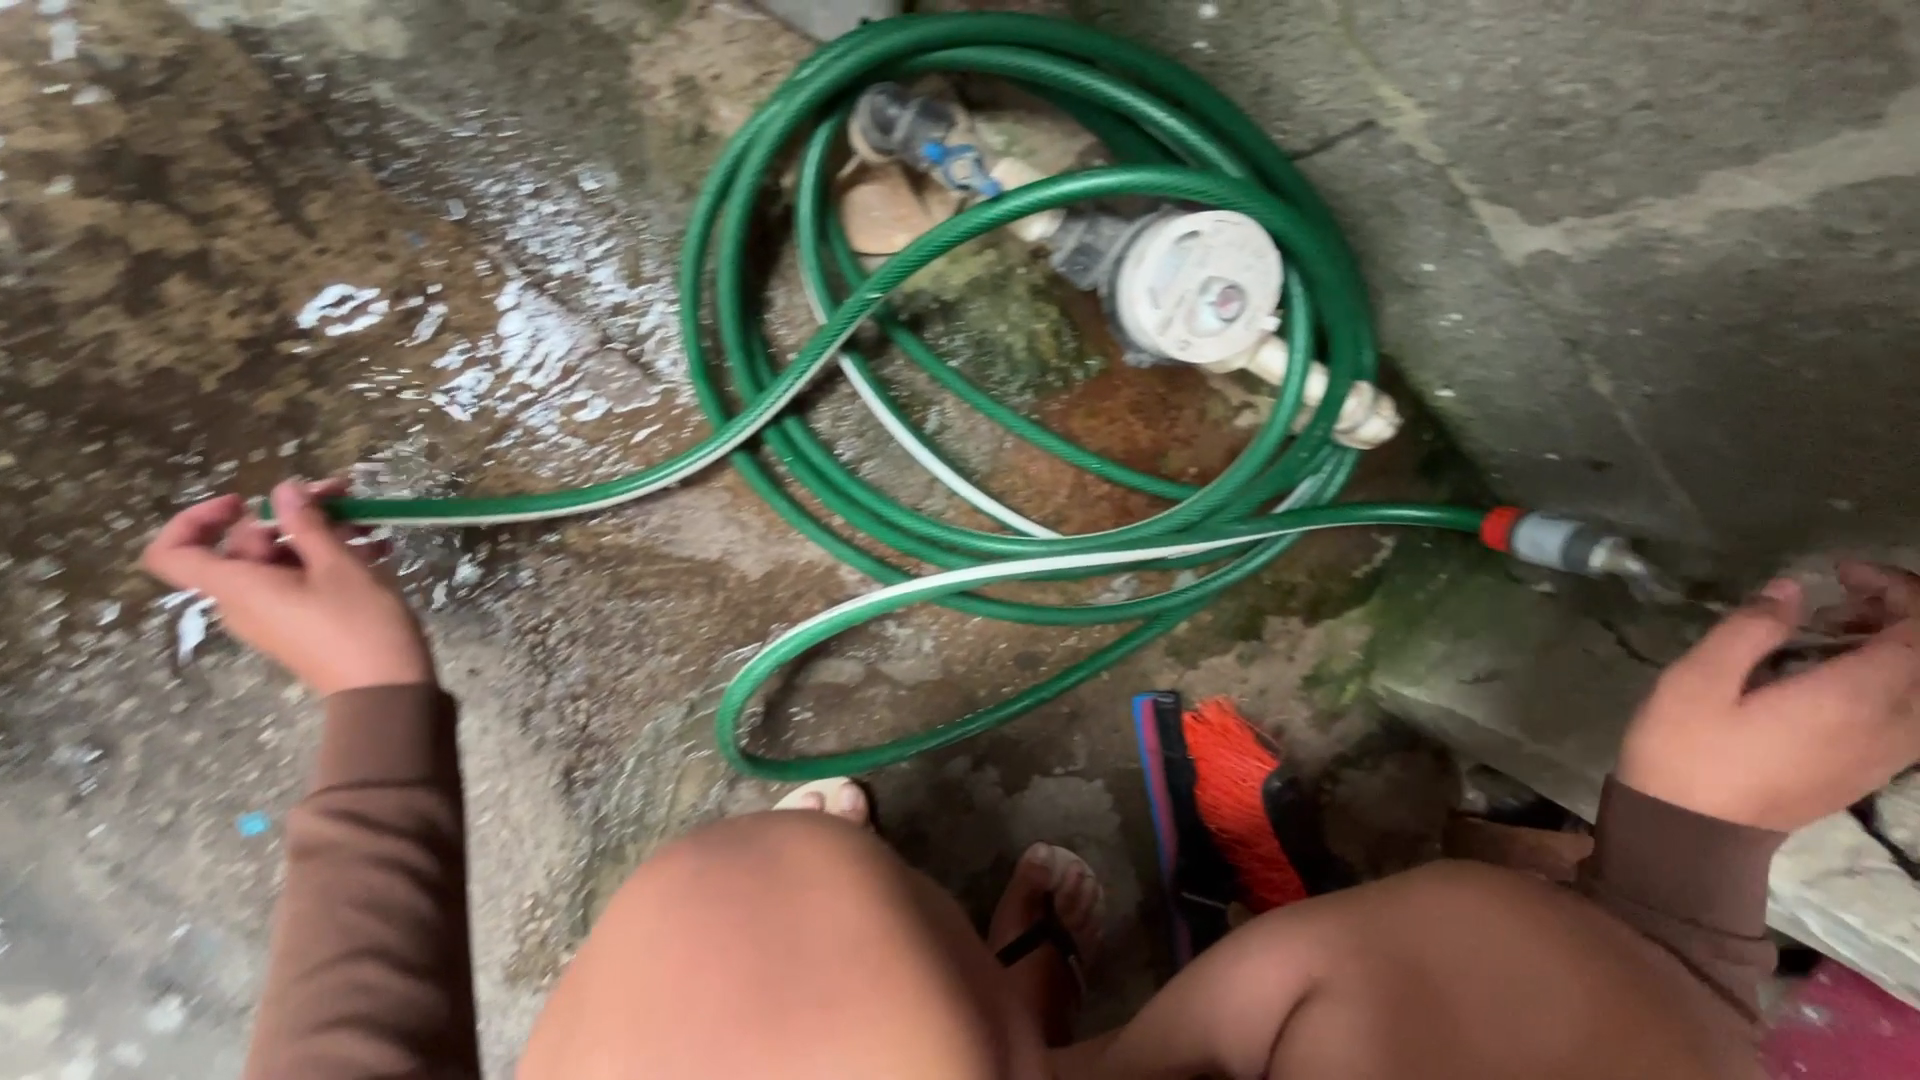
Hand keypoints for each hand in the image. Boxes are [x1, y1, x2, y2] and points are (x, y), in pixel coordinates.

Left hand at [142, 479, 433, 695]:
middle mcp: (244, 601)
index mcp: (238, 586)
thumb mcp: (339, 567)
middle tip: (343, 496)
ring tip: (371, 525)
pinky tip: (377, 550)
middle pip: (246, 546)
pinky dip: (331, 560)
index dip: (196, 519)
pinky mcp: (303, 624)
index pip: (173, 552)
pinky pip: (302, 581)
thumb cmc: (359, 624)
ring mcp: (274, 614)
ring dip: (321, 536)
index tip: (246, 501)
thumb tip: (283, 490)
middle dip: (292, 516)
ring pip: (282, 561)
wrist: (387, 688)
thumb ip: (308, 525)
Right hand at [1618, 564, 1919, 830]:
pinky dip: (1893, 678)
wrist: (1692, 827)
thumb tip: (1792, 590)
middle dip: (1901, 613)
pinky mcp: (1875, 765)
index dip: (1900, 589)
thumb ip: (1750, 630)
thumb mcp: (1698, 679)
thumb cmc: (1687, 748)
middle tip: (1832, 599)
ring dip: (1898, 646)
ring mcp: (1891, 750)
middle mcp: (1896, 723)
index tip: (1839, 573)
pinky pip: (1913, 711)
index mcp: (1857, 696)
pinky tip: (1831, 674)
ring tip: (1828, 633)